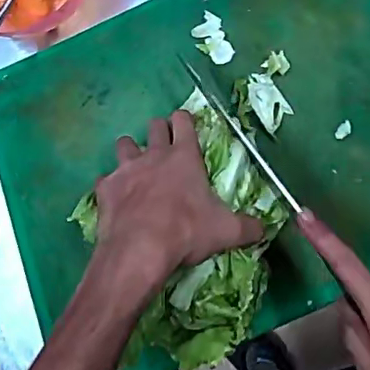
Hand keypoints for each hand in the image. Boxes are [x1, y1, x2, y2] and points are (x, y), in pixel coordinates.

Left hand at [94, 111, 265, 284]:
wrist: (140, 249)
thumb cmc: (186, 231)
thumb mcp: (225, 231)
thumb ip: (247, 227)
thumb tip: (264, 229)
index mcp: (184, 156)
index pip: (184, 121)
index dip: (185, 120)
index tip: (188, 127)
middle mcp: (154, 154)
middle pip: (154, 126)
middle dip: (159, 130)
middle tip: (165, 146)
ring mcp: (126, 168)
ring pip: (125, 144)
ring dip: (130, 151)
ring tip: (136, 167)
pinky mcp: (106, 187)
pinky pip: (106, 178)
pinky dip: (111, 185)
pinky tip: (116, 198)